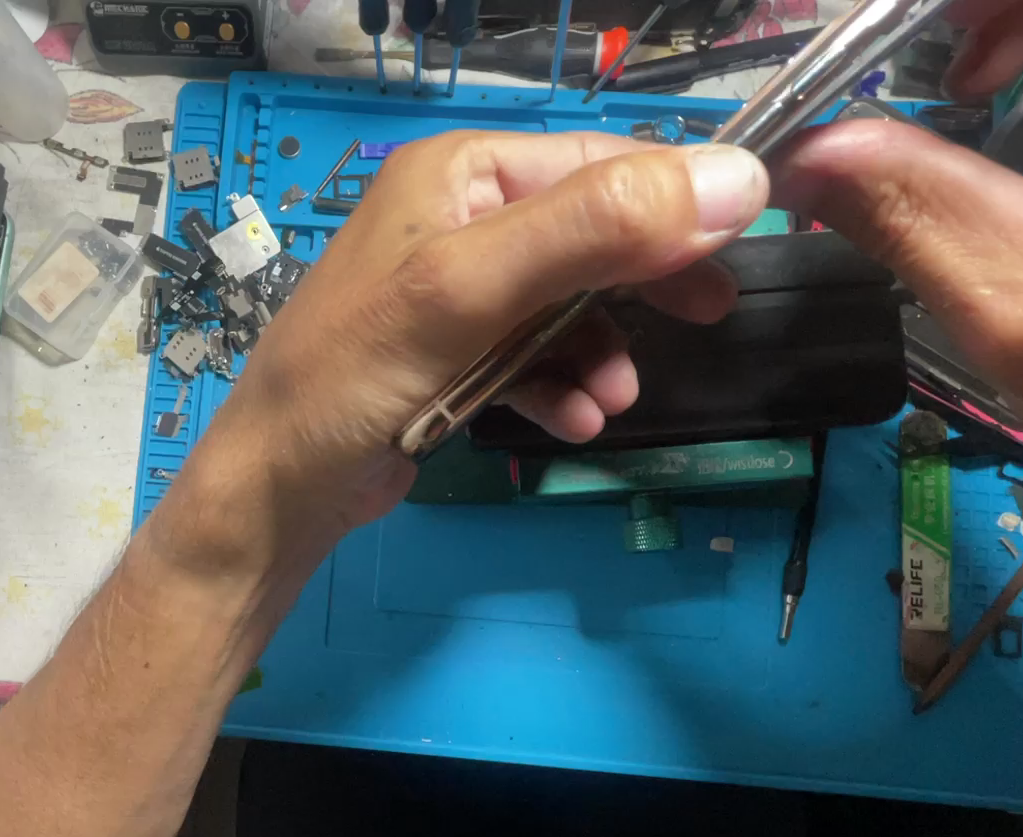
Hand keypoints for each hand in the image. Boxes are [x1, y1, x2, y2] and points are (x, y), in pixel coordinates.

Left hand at [189, 132, 768, 537]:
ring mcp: (458, 298)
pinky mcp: (456, 359)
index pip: (593, 164)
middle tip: (709, 314)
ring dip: (598, 354)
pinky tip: (575, 422)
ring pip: (565, 309)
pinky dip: (559, 387)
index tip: (739, 246)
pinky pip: (532, 360)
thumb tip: (735, 181)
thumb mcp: (466, 291)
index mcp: (458, 176)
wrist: (283, 485)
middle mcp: (460, 224)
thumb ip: (589, 231)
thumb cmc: (354, 376)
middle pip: (586, 237)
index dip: (670, 201)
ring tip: (611, 401)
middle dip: (640, 285)